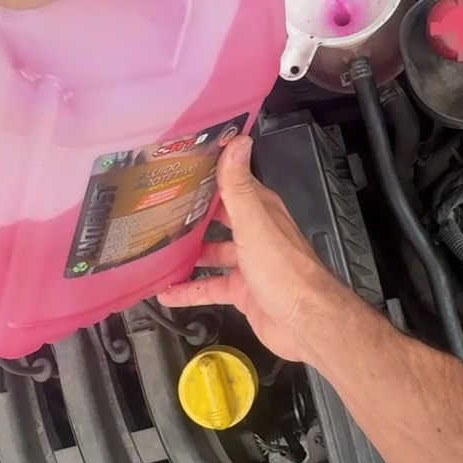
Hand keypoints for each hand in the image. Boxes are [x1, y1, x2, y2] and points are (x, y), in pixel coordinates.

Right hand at [159, 136, 361, 362]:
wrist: (305, 321)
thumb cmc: (284, 269)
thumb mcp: (255, 222)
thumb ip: (239, 186)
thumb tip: (238, 141)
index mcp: (260, 210)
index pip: (231, 184)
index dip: (207, 176)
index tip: (178, 170)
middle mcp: (255, 232)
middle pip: (220, 218)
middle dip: (193, 214)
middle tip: (159, 210)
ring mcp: (249, 262)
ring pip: (213, 253)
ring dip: (189, 253)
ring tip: (158, 250)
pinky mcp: (244, 291)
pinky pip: (211, 287)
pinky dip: (190, 290)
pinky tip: (167, 293)